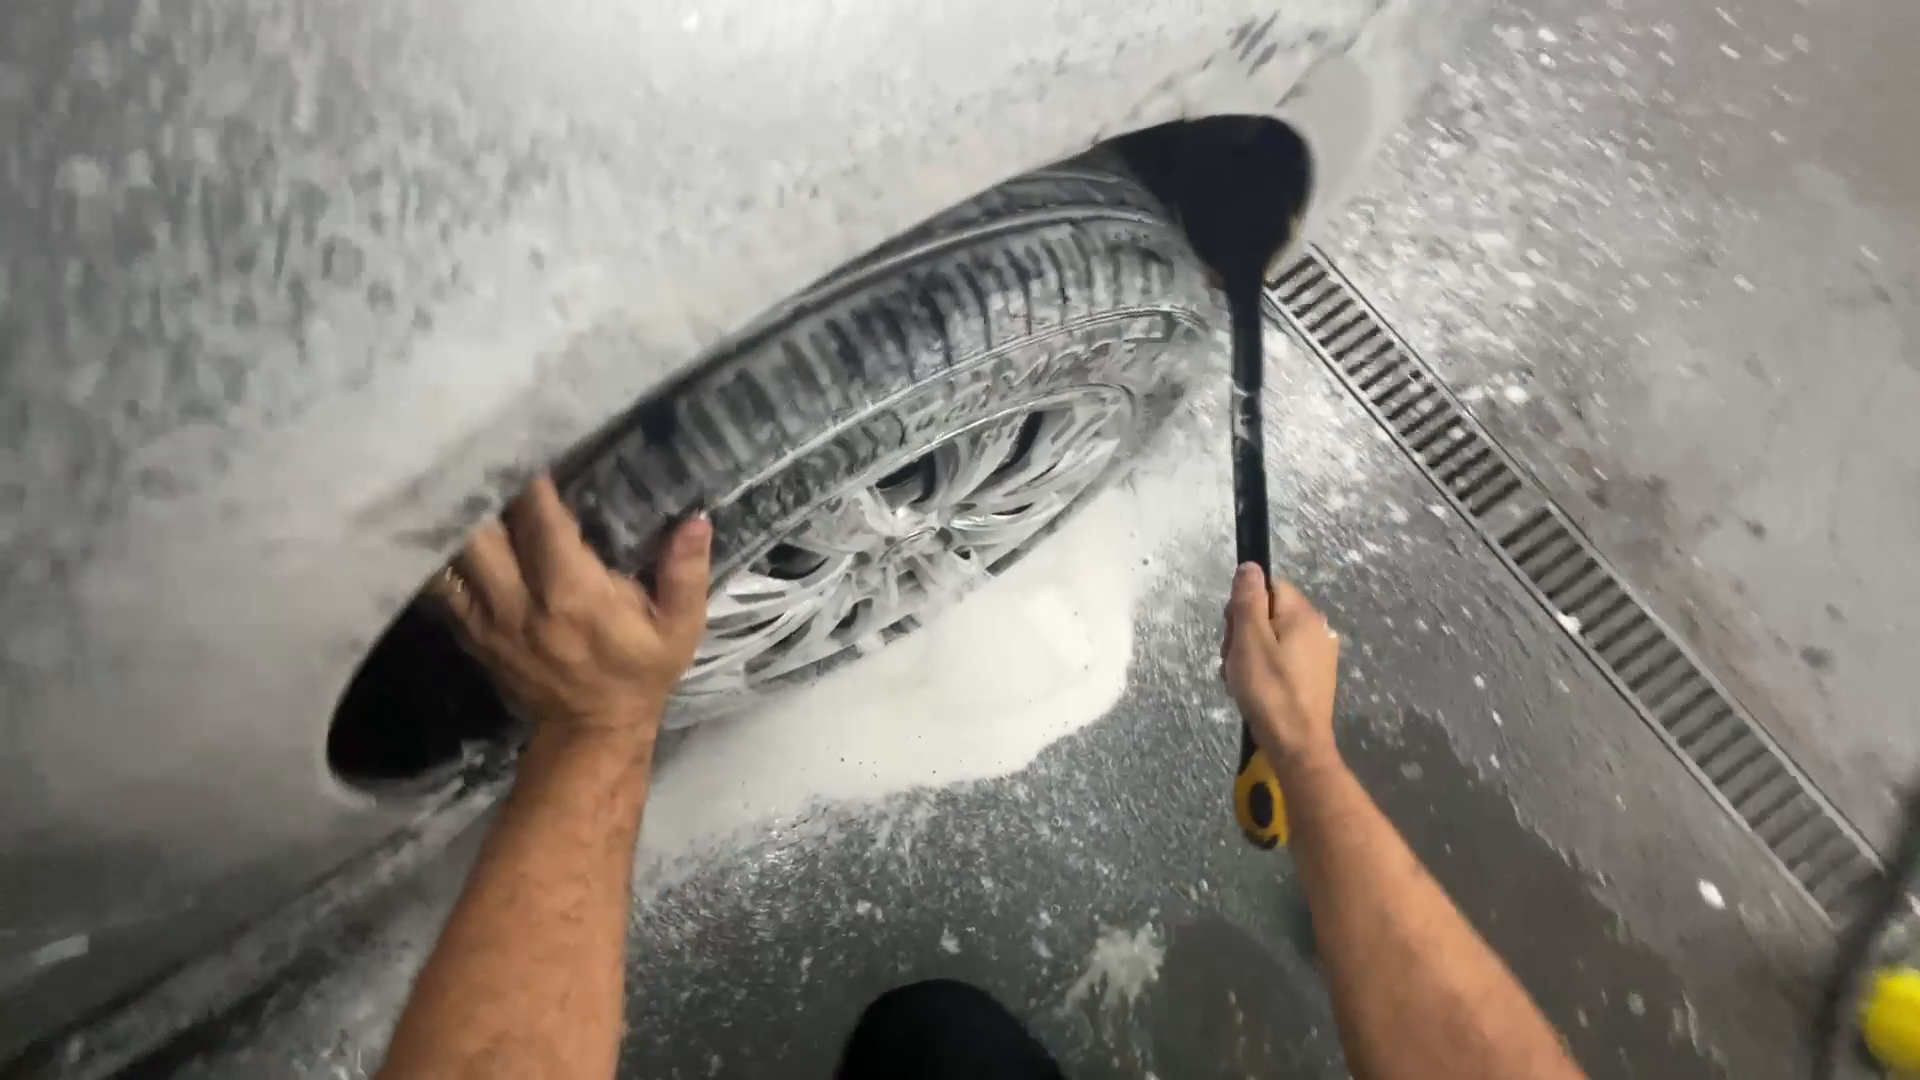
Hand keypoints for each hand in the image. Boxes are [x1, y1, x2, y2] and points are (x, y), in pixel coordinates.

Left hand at [430, 472, 712, 743]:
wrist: (593, 728)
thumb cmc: (641, 671)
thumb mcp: (681, 626)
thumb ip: (685, 573)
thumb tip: (696, 521)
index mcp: (574, 594)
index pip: (542, 523)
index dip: (531, 483)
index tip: (527, 444)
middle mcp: (520, 602)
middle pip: (479, 533)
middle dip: (481, 492)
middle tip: (485, 455)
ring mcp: (487, 620)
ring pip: (450, 557)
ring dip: (454, 520)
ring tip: (458, 482)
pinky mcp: (471, 633)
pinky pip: (440, 586)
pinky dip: (441, 555)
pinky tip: (446, 529)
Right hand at [1222, 563, 1340, 773]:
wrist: (1296, 744)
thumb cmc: (1269, 689)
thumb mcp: (1249, 640)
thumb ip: (1248, 600)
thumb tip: (1250, 566)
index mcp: (1303, 615)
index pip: (1267, 586)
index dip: (1243, 605)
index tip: (1233, 632)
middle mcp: (1316, 628)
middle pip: (1267, 611)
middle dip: (1242, 631)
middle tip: (1233, 659)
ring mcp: (1317, 654)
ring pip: (1270, 636)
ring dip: (1248, 652)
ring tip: (1239, 678)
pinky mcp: (1312, 675)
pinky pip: (1280, 657)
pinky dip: (1262, 668)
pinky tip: (1252, 688)